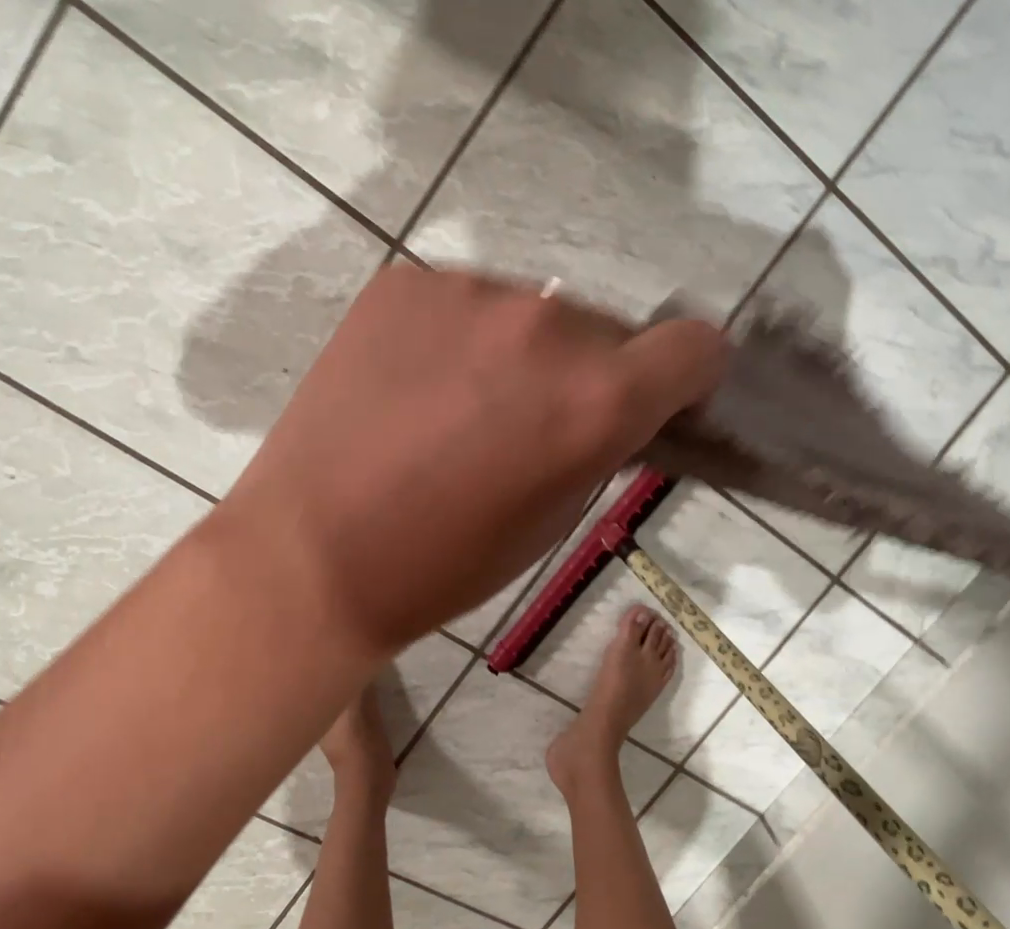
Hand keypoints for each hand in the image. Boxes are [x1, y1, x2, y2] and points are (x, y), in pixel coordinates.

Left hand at [218, 265, 724, 654]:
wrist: (313, 554)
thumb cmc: (445, 564)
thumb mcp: (555, 518)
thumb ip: (600, 447)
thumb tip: (614, 413)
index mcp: (597, 397)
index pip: (696, 347)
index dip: (688, 378)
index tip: (662, 403)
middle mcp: (546, 325)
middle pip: (607, 330)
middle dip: (592, 374)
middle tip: (534, 426)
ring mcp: (469, 293)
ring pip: (533, 314)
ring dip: (522, 353)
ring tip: (461, 410)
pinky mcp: (406, 283)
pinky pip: (466, 303)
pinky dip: (460, 338)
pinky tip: (415, 387)